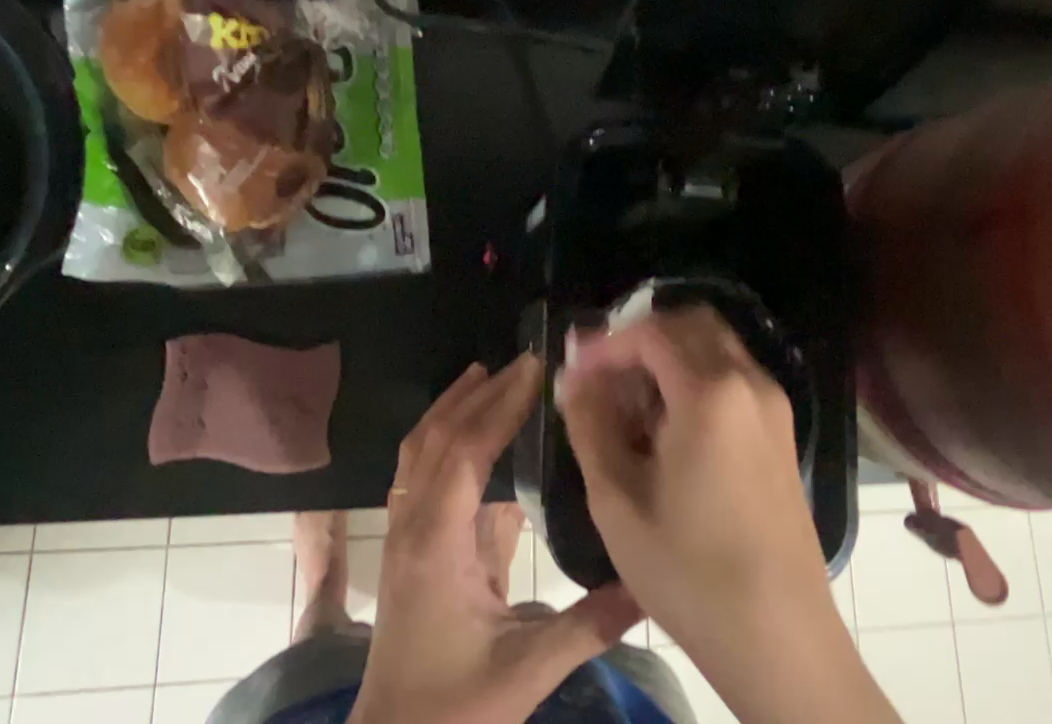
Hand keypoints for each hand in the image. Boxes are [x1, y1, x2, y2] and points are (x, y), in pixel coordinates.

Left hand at [350, 354, 642, 723]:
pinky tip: (468, 438)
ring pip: (419, 450)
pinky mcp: (406, 547)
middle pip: (438, 437)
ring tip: (487, 377)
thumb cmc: (454, 706)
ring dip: (452, 408)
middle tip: (522, 362)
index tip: (533, 371)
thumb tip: (648, 586)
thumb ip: (589, 626)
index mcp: (437, 542)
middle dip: (478, 394)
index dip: (499, 405)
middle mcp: (411, 524)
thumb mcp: (527, 669)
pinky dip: (439, 439)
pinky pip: (416, 473)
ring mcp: (402, 533)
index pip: (467, 450)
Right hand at [560, 308, 898, 723]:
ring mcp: (774, 408)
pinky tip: (665, 430)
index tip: (573, 372)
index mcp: (711, 393)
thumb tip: (575, 375)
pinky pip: (733, 379)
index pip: (650, 332)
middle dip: (639, 340)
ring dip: (668, 359)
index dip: (604, 344)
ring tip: (628, 407)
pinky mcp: (782, 434)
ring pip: (715, 349)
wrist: (779, 638)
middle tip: (600, 379)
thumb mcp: (616, 499)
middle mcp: (751, 384)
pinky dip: (694, 380)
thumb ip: (590, 423)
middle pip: (690, 324)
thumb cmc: (688, 572)